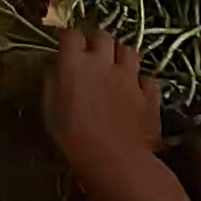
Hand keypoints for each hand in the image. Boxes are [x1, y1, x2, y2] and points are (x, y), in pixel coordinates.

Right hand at [46, 29, 200, 200]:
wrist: (118, 165)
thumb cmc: (76, 141)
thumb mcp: (51, 113)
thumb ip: (52, 85)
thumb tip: (54, 71)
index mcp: (75, 63)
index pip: (71, 34)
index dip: (69, 39)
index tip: (67, 47)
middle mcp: (102, 62)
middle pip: (102, 35)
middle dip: (97, 41)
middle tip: (93, 55)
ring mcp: (129, 77)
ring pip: (129, 49)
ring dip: (121, 55)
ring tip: (117, 67)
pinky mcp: (149, 95)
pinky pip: (148, 79)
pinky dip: (143, 82)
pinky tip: (137, 92)